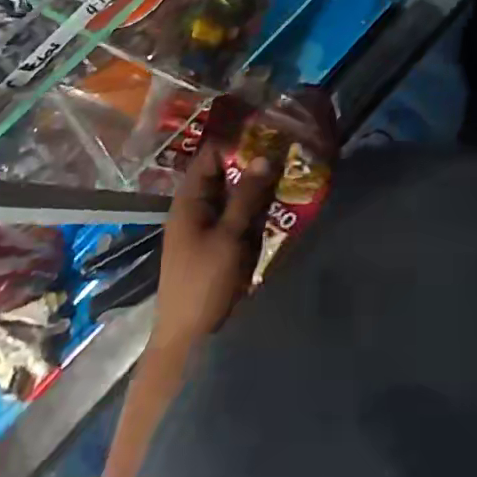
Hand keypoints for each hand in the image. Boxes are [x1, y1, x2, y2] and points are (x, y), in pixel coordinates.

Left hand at [153, 126, 277, 349]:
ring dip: (256, 194)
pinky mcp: (216, 251)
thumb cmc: (203, 283)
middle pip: (223, 179)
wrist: (187, 338)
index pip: (209, 158)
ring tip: (289, 181)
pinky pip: (236, 223)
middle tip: (286, 158)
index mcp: (188, 200)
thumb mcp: (228, 236)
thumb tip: (264, 157)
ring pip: (232, 202)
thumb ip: (246, 197)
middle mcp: (194, 210)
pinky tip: (277, 215)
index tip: (267, 137)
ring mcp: (204, 231)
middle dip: (251, 169)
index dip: (235, 145)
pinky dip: (253, 217)